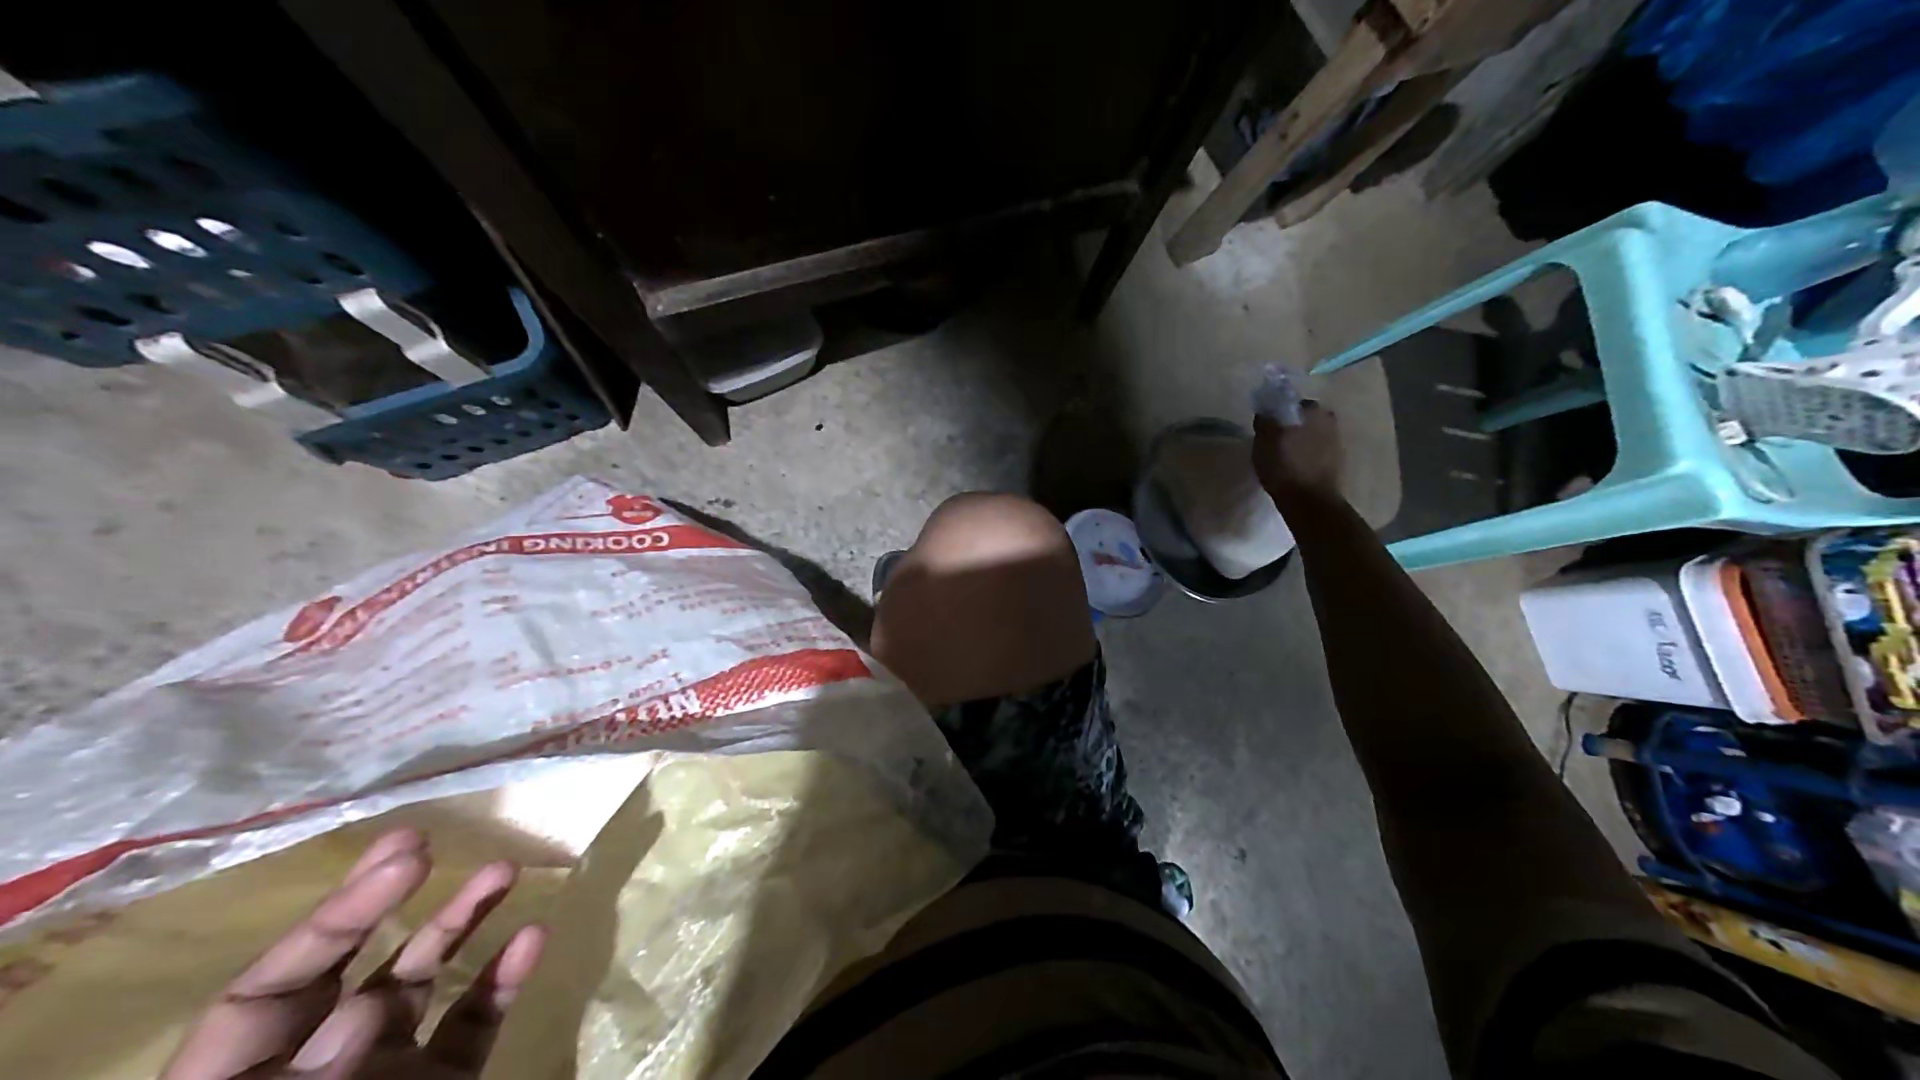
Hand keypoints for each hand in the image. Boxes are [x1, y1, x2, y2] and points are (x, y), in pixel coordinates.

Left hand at [162, 828, 545, 1079]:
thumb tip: (367, 1007)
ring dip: (463, 922)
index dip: (339, 911)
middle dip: (389, 899)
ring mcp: (388, 1069)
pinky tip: (532, 940)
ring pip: (425, 979)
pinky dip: (503, 980)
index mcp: (244, 1074)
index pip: (279, 980)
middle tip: (424, 840)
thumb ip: (319, 1078)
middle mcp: (318, 1060)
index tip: (404, 858)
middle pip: (351, 964)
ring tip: (503, 870)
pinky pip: (475, 1024)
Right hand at [1253, 401, 1343, 508]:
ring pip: (1312, 434)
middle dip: (1292, 426)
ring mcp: (1336, 441)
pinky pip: (1317, 451)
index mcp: (1311, 410)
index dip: (1277, 414)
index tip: (1268, 426)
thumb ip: (1264, 423)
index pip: (1290, 403)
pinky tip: (1296, 466)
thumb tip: (1266, 414)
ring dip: (1301, 441)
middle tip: (1276, 441)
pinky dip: (1307, 455)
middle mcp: (1329, 420)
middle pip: (1304, 419)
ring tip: (1285, 456)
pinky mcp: (1338, 460)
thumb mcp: (1262, 443)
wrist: (1310, 500)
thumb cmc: (1283, 467)